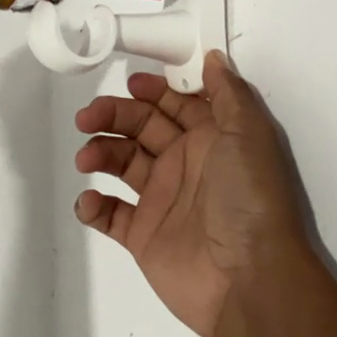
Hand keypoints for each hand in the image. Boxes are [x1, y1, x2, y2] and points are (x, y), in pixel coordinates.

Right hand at [73, 52, 309, 336]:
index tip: (129, 84)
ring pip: (122, 164)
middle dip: (114, 116)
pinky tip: (90, 201)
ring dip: (100, 153)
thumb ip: (228, 92)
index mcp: (212, 138)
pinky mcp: (144, 237)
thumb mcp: (248, 133)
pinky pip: (110, 215)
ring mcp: (163, 201)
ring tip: (87, 158)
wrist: (249, 279)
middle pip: (142, 128)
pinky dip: (93, 206)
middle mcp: (186, 164)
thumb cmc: (248, 198)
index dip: (152, 90)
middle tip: (88, 117)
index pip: (176, 103)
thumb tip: (212, 57)